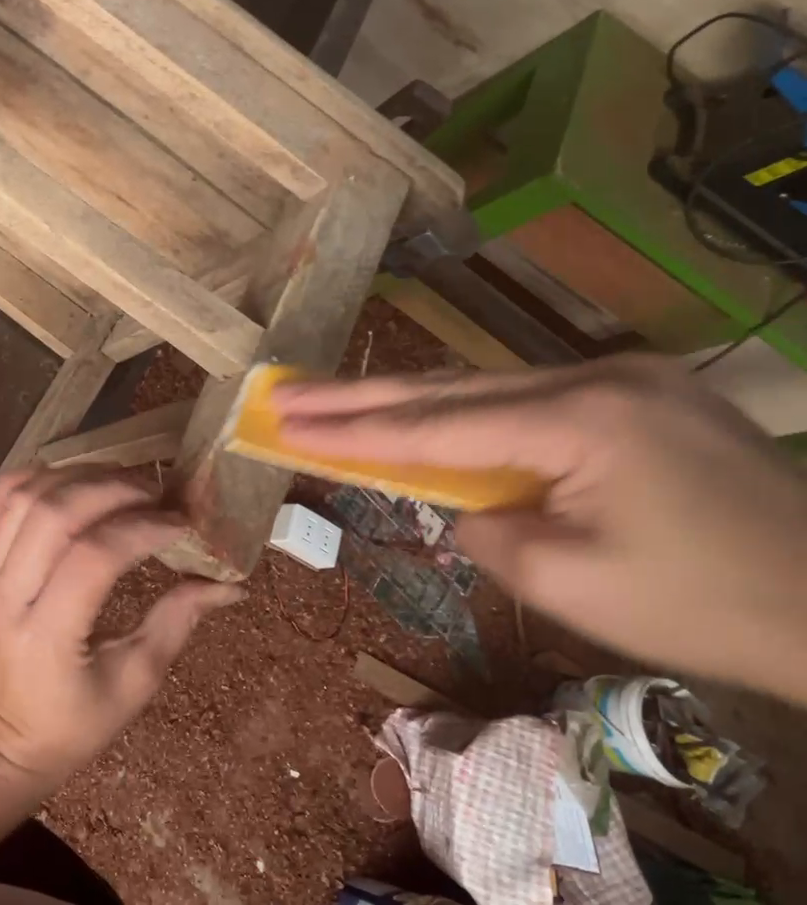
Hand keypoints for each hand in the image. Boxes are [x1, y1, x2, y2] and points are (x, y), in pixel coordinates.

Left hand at [0, 470, 243, 784]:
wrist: (10, 733)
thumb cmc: (78, 720)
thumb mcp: (136, 682)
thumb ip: (176, 622)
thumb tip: (231, 583)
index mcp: (48, 635)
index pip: (92, 557)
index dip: (140, 529)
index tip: (182, 522)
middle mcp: (7, 596)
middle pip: (50, 515)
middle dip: (109, 490)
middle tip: (154, 491)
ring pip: (18, 501)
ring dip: (71, 477)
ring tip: (118, 480)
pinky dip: (23, 480)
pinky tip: (64, 477)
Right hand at [277, 355, 806, 703]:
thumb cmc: (705, 608)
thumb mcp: (563, 581)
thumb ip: (480, 525)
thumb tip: (464, 500)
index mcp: (582, 419)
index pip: (432, 426)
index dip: (348, 429)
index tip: (279, 420)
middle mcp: (599, 377)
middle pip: (449, 388)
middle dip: (358, 396)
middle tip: (283, 392)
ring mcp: (627, 379)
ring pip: (485, 388)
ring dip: (407, 402)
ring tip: (329, 402)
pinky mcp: (643, 395)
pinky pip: (527, 400)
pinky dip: (465, 415)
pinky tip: (422, 418)